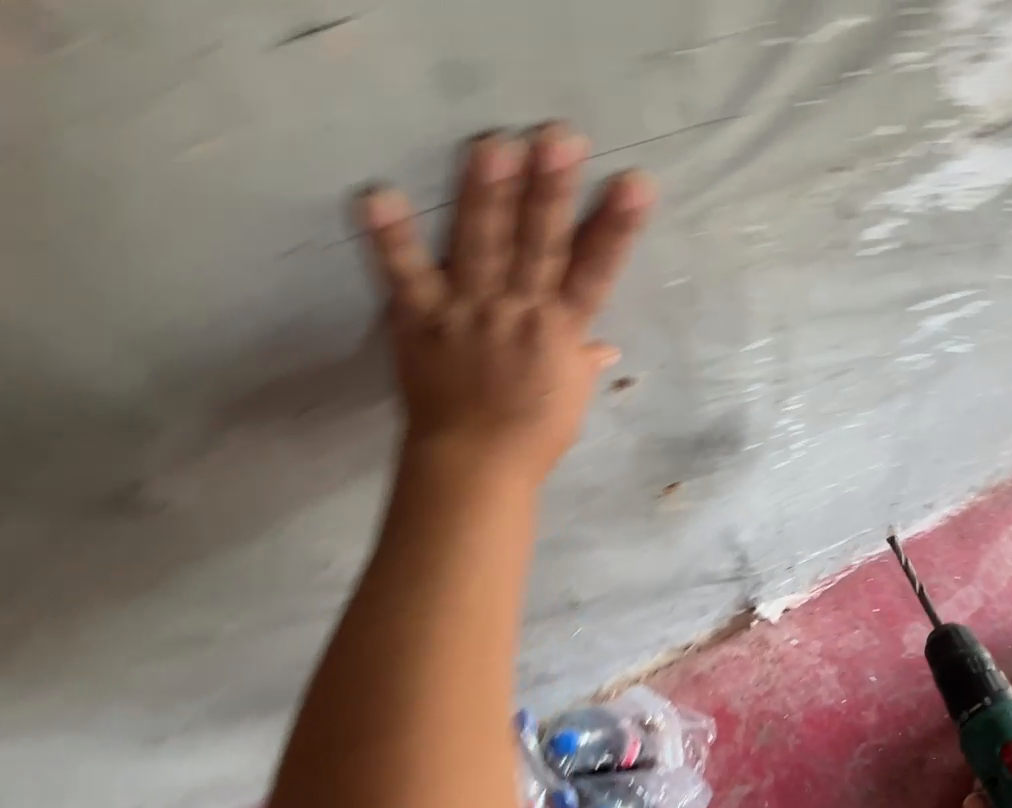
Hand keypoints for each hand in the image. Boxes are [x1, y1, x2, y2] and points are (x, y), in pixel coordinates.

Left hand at [355, 124, 654, 480]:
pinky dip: (389, 239)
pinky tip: (376, 193)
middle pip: (540, 244)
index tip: (635, 185)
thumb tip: (602, 345)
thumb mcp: (571, 399)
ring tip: (492, 143)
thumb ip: (582, 362)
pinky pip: (404, 276)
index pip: (596, 271)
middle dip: (551, 190)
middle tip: (559, 137)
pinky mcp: (420, 321)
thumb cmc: (534, 436)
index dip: (616, 227)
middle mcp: (520, 311)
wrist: (476, 466)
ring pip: (481, 245)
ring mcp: (469, 312)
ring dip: (486, 194)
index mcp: (562, 331)